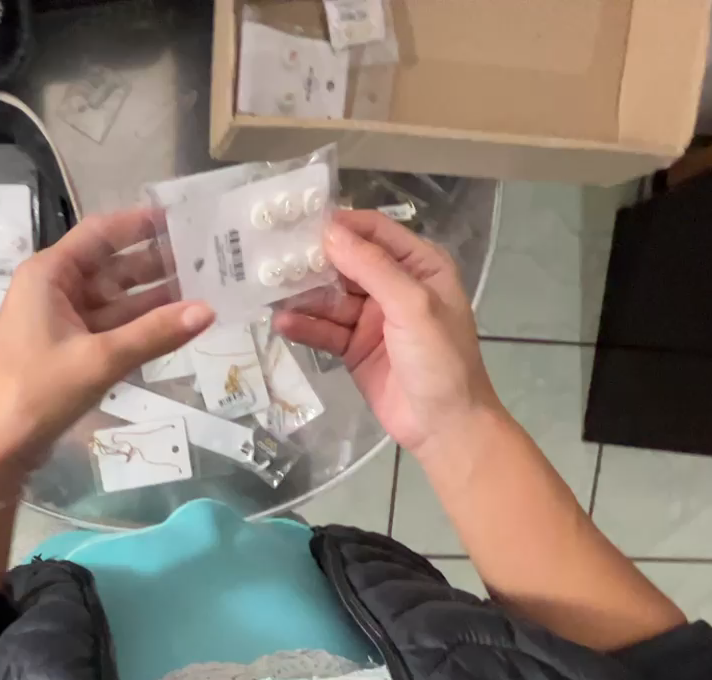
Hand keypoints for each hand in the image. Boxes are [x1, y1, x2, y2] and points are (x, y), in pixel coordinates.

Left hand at [0, 207, 215, 500]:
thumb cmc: (36, 392)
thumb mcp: (99, 360)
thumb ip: (154, 334)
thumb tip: (208, 311)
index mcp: (49, 275)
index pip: (101, 234)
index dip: (141, 224)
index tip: (183, 218)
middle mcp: (54, 291)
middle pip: (111, 268)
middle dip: (156, 265)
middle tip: (207, 259)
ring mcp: (61, 324)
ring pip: (114, 303)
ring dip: (153, 300)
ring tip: (203, 291)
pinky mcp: (67, 354)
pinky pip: (110, 331)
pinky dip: (138, 330)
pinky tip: (174, 328)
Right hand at [271, 210, 500, 458]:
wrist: (443, 425)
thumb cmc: (440, 359)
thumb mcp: (412, 306)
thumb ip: (372, 268)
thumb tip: (330, 233)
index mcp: (420, 266)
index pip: (376, 233)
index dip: (342, 226)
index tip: (301, 222)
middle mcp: (394, 287)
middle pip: (347, 264)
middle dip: (314, 262)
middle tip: (273, 256)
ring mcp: (372, 319)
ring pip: (331, 299)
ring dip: (304, 296)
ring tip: (269, 291)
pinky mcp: (354, 349)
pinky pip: (326, 331)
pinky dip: (306, 327)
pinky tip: (282, 322)